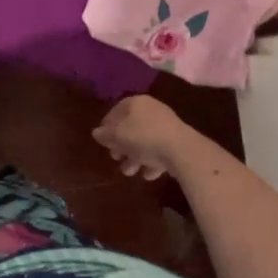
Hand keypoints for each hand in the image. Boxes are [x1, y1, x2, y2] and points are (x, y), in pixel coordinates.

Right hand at [93, 95, 216, 180]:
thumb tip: (96, 133)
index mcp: (136, 103)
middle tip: (114, 157)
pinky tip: (147, 175)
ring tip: (128, 172)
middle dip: (121, 144)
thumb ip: (105, 135)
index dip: (107, 124)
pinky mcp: (176, 142)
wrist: (181, 150)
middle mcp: (151, 111)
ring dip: (135, 157)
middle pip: (131, 127)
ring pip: (145, 141)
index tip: (102, 139)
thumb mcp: (118, 136)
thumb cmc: (143, 137)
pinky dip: (151, 162)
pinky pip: (159, 150)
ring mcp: (166, 126)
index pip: (117, 110)